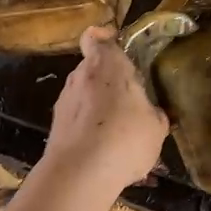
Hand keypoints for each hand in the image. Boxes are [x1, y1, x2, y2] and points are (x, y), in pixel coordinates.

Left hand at [43, 27, 168, 194]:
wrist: (79, 174)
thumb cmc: (124, 138)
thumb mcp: (156, 127)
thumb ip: (153, 113)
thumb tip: (153, 112)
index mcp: (107, 64)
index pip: (96, 36)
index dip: (104, 38)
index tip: (117, 49)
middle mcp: (80, 75)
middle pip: (92, 68)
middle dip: (108, 81)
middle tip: (129, 101)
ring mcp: (64, 100)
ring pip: (83, 94)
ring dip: (97, 106)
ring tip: (116, 132)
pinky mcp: (55, 126)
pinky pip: (76, 118)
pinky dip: (86, 127)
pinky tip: (101, 149)